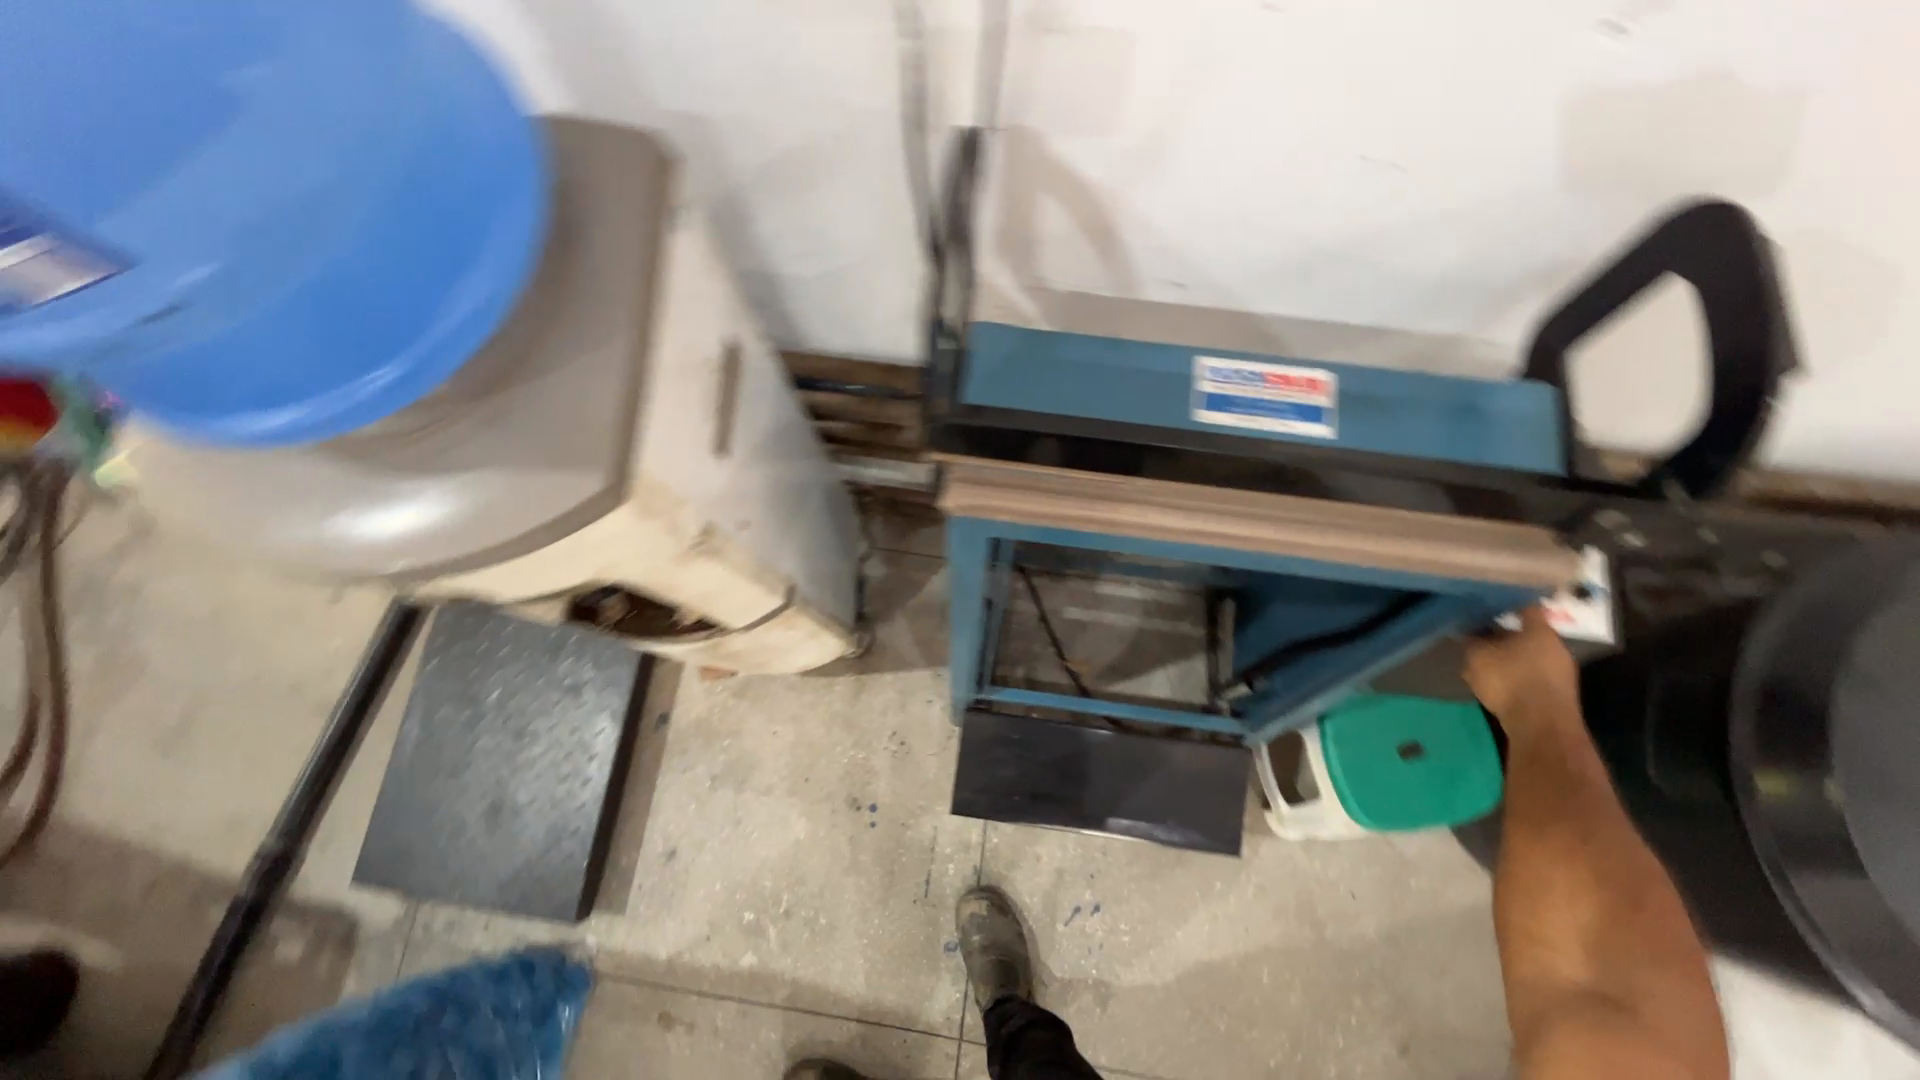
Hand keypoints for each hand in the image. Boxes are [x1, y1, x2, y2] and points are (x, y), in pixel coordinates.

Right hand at [1463, 606, 1579, 736]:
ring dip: (1508, 660)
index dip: (1507, 605)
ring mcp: (1561, 672)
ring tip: (1484, 667)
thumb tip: (1469, 633)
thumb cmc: (1510, 681)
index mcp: (1540, 632)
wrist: (1542, 726)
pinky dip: (1516, 678)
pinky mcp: (1558, 694)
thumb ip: (1473, 642)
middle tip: (1480, 641)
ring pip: (1529, 657)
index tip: (1490, 605)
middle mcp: (1556, 648)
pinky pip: (1533, 677)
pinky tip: (1498, 688)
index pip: (1526, 608)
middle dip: (1504, 638)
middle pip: (1527, 635)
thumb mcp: (1478, 657)